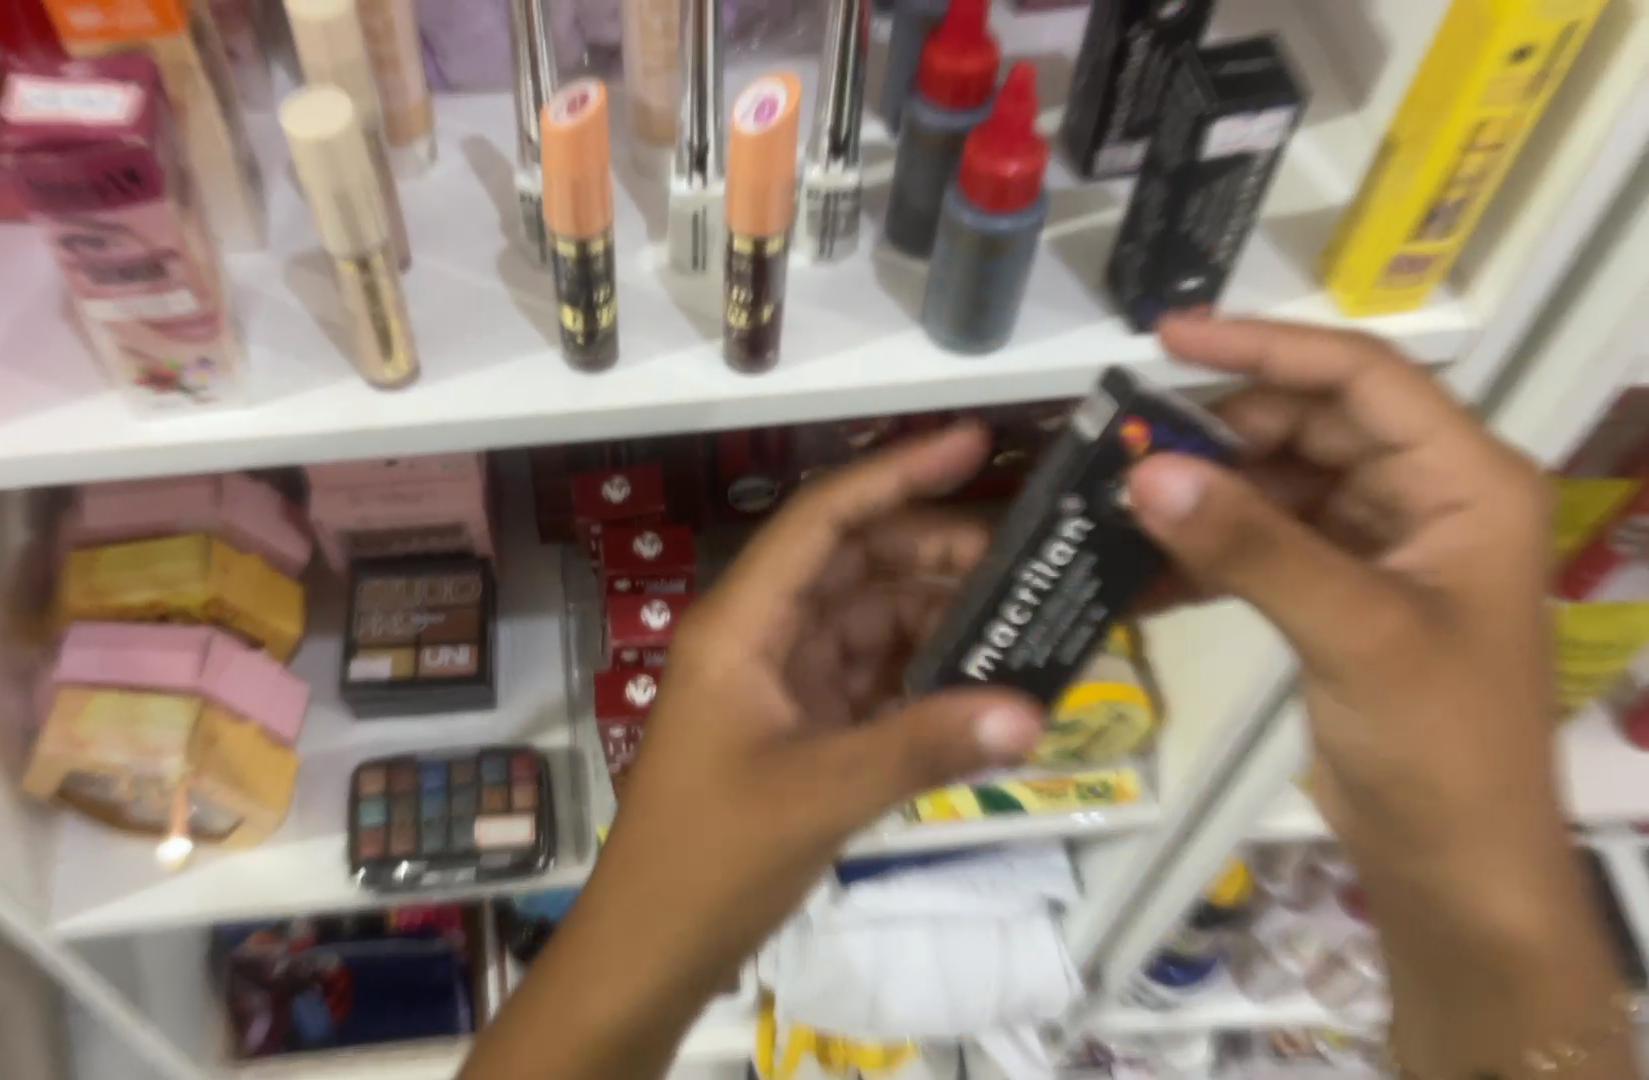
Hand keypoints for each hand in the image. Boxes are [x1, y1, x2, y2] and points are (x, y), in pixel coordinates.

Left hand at [590, 425, 1045, 998]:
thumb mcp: (819, 795)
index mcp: (742, 623)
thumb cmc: (711, 855)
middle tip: (1023, 557)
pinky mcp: (797, 718)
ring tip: (1018, 615)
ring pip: (864, 615)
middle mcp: (758, 632)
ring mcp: (778, 676)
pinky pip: (866, 669)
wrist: (654, 936)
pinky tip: (979, 675)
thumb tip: (1032, 713)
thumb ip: (923, 747)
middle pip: (851, 561)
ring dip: (932, 611)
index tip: (971, 444)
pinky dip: (918, 667)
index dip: (893, 474)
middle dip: (931, 549)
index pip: (821, 521)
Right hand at [1124, 316, 1565, 893]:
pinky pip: (1251, 542)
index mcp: (1460, 482)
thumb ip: (1251, 546)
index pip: (1357, 379)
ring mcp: (1368, 543)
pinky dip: (1196, 550)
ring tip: (1117, 504)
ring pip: (1268, 484)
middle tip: (1123, 447)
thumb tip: (1146, 473)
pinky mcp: (1325, 586)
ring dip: (1196, 494)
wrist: (1449, 851)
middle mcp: (1415, 497)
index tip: (1167, 339)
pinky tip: (1139, 570)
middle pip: (1302, 426)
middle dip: (1213, 432)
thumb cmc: (1439, 738)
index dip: (1262, 348)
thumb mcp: (1350, 629)